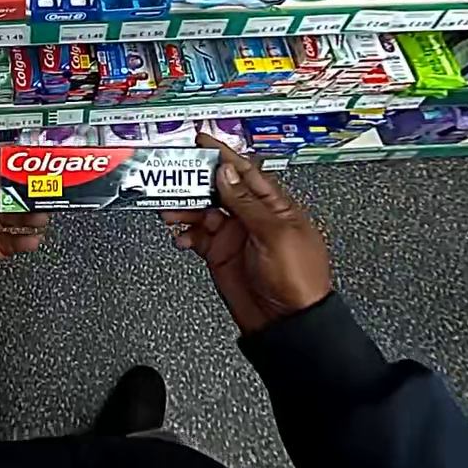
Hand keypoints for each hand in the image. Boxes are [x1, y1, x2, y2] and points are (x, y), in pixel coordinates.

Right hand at [162, 134, 331, 334]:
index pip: (243, 171)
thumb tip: (226, 172)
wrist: (287, 326)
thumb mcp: (274, 234)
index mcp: (272, 205)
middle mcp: (251, 215)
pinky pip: (196, 236)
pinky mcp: (219, 253)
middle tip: (173, 175)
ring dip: (184, 208)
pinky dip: (184, 234)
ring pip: (202, 210)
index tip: (201, 141)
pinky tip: (180, 238)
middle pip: (217, 188)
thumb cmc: (298, 279)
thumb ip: (246, 202)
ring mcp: (234, 234)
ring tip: (170, 210)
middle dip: (194, 181)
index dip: (222, 154)